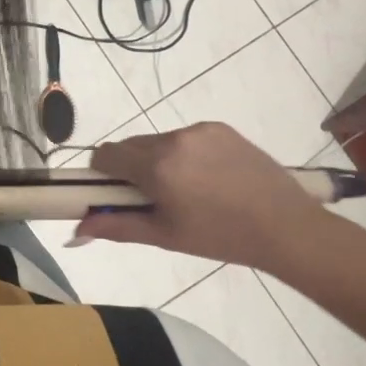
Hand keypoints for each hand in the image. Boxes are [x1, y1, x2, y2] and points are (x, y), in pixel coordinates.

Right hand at [76, 123, 330, 269]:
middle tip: (153, 197)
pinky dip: (185, 153)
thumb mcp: (164, 235)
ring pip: (158, 141)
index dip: (103, 173)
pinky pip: (186, 137)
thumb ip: (117, 226)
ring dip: (158, 160)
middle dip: (131, 168)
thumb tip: (78, 227)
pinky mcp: (220, 128)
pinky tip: (208, 177)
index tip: (116, 193)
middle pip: (130, 146)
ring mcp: (199, 131)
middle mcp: (173, 140)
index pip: (105, 155)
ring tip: (187, 189)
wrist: (287, 227)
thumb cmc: (221, 237)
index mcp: (156, 167)